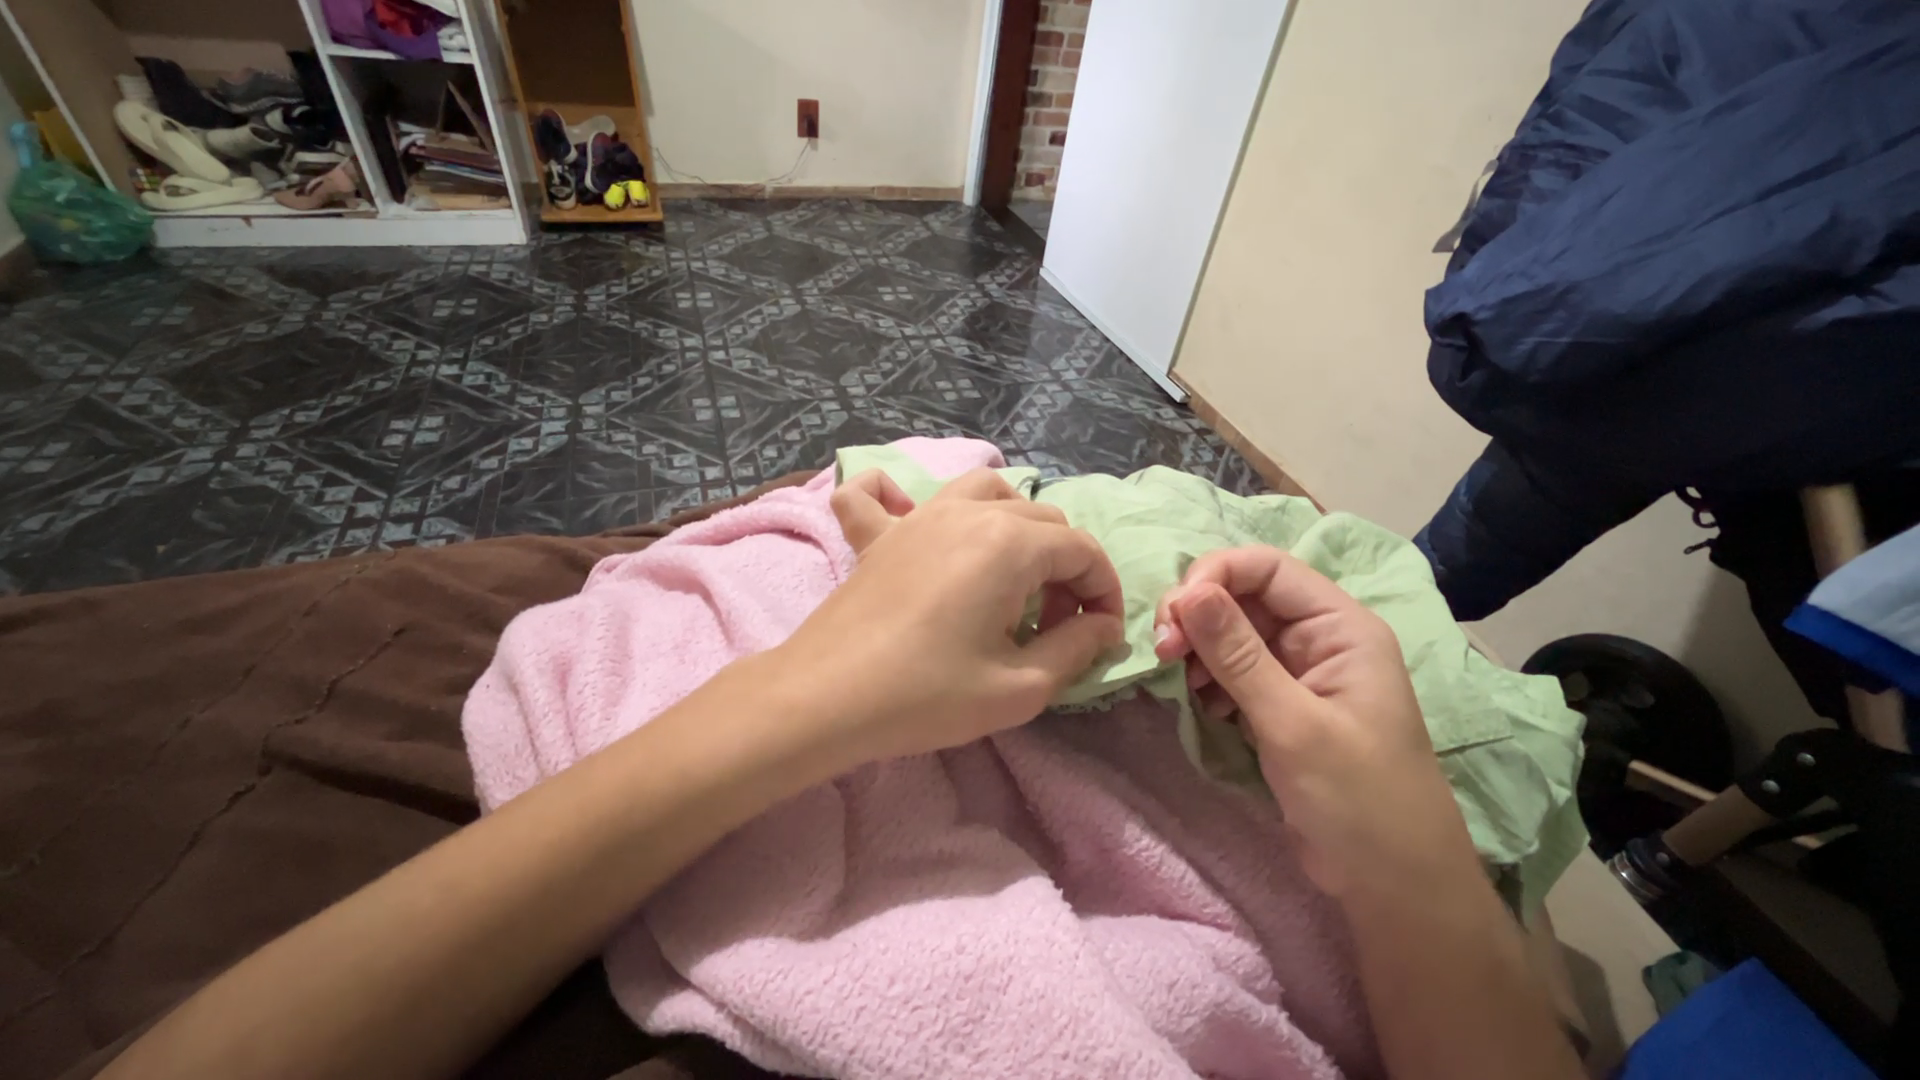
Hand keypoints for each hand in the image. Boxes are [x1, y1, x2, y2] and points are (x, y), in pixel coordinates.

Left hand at [761, 468, 1124, 768]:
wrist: (826, 699)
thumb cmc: (927, 696)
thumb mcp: (1019, 687)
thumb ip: (1075, 649)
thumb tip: (1104, 628)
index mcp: (1009, 543)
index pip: (1082, 550)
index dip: (1104, 592)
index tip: (1101, 636)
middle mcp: (967, 513)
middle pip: (1042, 520)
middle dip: (1065, 569)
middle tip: (1056, 626)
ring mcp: (916, 517)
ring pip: (985, 491)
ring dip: (1014, 525)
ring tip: (1011, 575)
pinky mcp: (876, 535)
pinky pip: (884, 493)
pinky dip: (900, 495)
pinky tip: (910, 516)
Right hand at [1152, 547, 1474, 897]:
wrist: (1393, 886)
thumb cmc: (1357, 800)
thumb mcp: (1292, 724)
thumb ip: (1237, 655)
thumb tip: (1188, 591)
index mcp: (1340, 627)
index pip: (1267, 568)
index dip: (1214, 576)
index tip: (1173, 615)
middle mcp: (1319, 640)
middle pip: (1244, 598)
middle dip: (1198, 616)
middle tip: (1164, 652)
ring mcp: (1299, 675)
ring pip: (1232, 635)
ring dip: (1198, 650)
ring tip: (1181, 684)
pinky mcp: (1282, 708)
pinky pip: (1233, 672)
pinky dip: (1208, 681)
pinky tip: (1202, 706)